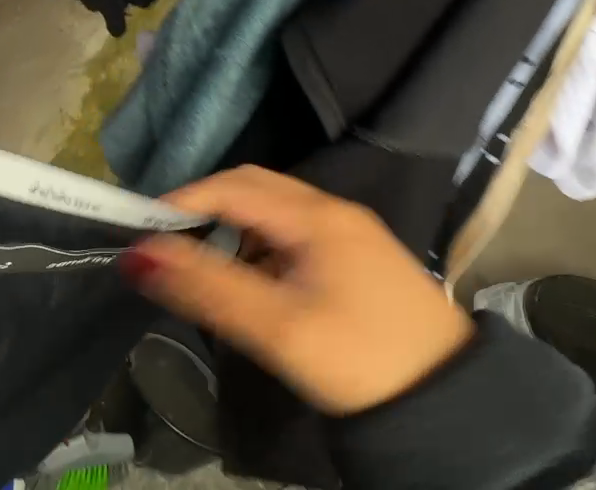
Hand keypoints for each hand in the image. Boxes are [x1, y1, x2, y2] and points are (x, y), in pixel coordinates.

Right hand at [123, 166, 473, 415]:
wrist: (458, 410)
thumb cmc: (361, 360)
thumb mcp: (277, 327)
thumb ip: (206, 287)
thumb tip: (138, 256)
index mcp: (316, 217)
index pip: (231, 185)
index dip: (182, 199)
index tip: (145, 227)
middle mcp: (333, 211)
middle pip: (252, 187)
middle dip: (205, 206)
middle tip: (170, 241)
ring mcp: (350, 232)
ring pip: (271, 209)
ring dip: (232, 225)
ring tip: (206, 264)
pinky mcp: (358, 257)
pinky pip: (292, 231)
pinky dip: (258, 242)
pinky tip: (252, 278)